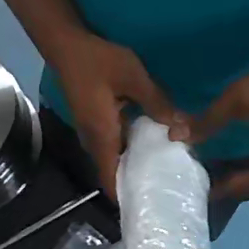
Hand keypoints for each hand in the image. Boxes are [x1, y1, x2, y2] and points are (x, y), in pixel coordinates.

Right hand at [44, 31, 181, 199]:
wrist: (67, 43)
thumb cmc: (98, 61)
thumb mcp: (133, 78)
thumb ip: (157, 103)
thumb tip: (181, 129)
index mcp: (101, 134)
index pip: (109, 177)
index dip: (124, 196)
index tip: (146, 206)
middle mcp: (93, 137)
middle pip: (111, 170)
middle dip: (133, 183)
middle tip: (163, 190)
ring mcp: (91, 127)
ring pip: (112, 156)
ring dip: (132, 164)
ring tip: (162, 170)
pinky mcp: (94, 117)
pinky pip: (112, 141)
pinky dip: (129, 147)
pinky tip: (151, 141)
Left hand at [190, 53, 248, 201]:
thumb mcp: (240, 99)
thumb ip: (208, 122)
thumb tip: (174, 136)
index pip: (239, 189)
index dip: (210, 185)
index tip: (182, 180)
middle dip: (221, 180)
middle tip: (189, 170)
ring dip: (234, 173)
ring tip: (202, 164)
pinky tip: (226, 157)